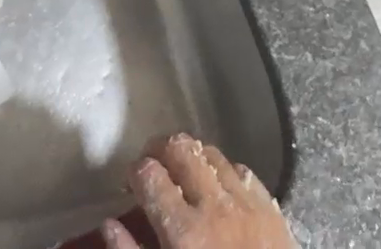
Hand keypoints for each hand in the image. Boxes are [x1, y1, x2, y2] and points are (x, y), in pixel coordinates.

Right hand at [103, 134, 297, 248]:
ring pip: (211, 153)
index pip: (148, 174)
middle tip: (153, 165)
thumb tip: (109, 224)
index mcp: (183, 231)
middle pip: (180, 149)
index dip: (135, 172)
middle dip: (159, 149)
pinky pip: (243, 171)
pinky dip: (225, 172)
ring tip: (185, 174)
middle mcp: (213, 207)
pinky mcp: (271, 210)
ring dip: (192, 158)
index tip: (132, 183)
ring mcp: (246, 205)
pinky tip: (219, 189)